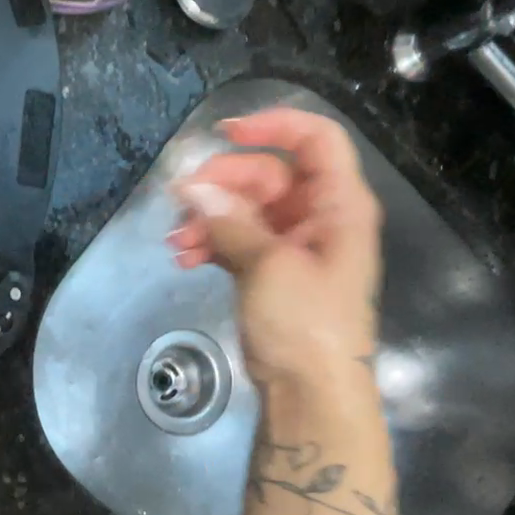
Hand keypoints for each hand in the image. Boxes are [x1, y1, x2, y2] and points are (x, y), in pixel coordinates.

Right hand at [165, 110, 382, 388]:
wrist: (310, 388)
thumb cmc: (306, 322)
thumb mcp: (269, 265)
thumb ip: (230, 222)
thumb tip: (191, 190)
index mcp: (338, 205)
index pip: (314, 141)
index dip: (273, 126)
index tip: (223, 134)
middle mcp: (317, 217)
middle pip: (266, 176)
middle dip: (221, 185)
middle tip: (179, 201)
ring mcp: (290, 246)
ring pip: (243, 211)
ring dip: (207, 219)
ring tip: (176, 242)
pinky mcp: (267, 272)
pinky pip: (235, 241)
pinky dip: (210, 244)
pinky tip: (184, 258)